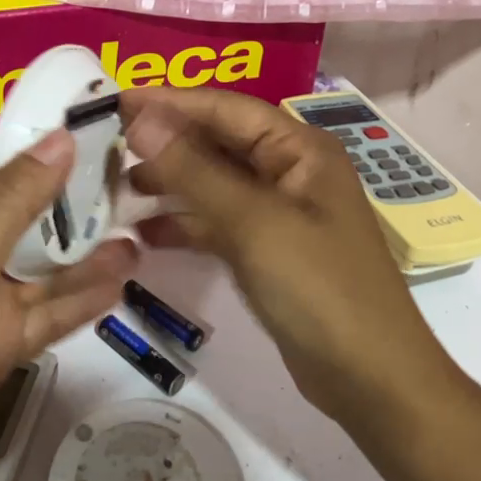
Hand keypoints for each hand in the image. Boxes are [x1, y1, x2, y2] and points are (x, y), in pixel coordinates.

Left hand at [0, 130, 138, 480]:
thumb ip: (12, 201)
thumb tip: (63, 136)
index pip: (3, 160)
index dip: (48, 138)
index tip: (105, 119)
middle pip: (31, 212)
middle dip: (79, 194)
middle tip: (140, 176)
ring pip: (44, 266)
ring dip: (88, 249)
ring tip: (143, 228)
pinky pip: (46, 315)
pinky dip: (81, 299)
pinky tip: (121, 281)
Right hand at [121, 87, 447, 421]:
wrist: (372, 380)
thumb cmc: (319, 288)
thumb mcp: (253, 222)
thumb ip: (194, 169)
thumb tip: (142, 118)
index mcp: (299, 149)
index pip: (225, 108)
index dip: (170, 101)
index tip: (115, 100)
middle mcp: (291, 171)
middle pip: (219, 142)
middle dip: (166, 142)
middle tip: (107, 144)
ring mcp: (281, 213)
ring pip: (215, 183)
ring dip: (170, 183)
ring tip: (116, 187)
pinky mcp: (270, 251)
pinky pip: (219, 223)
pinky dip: (185, 224)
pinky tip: (143, 235)